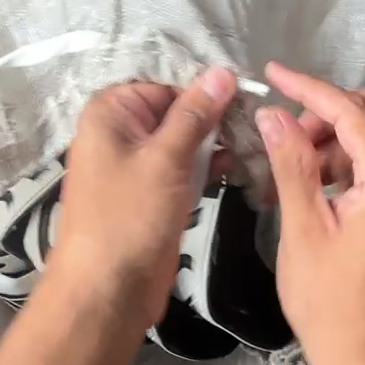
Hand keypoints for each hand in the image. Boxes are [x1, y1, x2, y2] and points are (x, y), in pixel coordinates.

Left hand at [51, 67, 237, 324]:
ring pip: (182, 140)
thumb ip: (194, 114)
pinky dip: (206, 166)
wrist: (106, 292)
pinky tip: (236, 165)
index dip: (203, 87)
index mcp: (110, 112)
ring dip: (214, 142)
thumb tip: (221, 72)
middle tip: (258, 121)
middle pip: (174, 110)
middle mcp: (120, 132)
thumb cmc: (128, 216)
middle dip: (213, 116)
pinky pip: (182, 167)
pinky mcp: (152, 193)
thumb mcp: (165, 158)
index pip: (164, 82)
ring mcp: (136, 164)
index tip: (246, 92)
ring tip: (255, 143)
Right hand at [255, 62, 364, 364]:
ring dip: (328, 134)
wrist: (359, 350)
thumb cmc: (326, 298)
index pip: (353, 113)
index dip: (310, 88)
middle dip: (323, 111)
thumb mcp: (302, 227)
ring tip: (288, 166)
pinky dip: (338, 156)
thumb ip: (291, 164)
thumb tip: (271, 113)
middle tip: (283, 135)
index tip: (272, 73)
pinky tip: (306, 181)